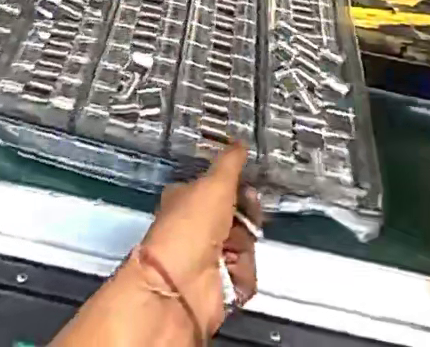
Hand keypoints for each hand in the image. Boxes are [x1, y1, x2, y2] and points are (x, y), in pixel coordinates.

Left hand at [138, 144, 262, 335]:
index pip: (221, 187)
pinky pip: (246, 275)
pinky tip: (231, 273)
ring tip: (232, 252)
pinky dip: (242, 274)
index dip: (237, 187)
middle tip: (247, 219)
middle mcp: (199, 226)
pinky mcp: (222, 286)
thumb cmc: (191, 225)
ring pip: (246, 245)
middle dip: (247, 219)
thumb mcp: (214, 183)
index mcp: (189, 198)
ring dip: (244, 249)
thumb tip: (240, 142)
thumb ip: (230, 162)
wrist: (181, 285)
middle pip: (239, 216)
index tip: (249, 185)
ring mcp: (210, 257)